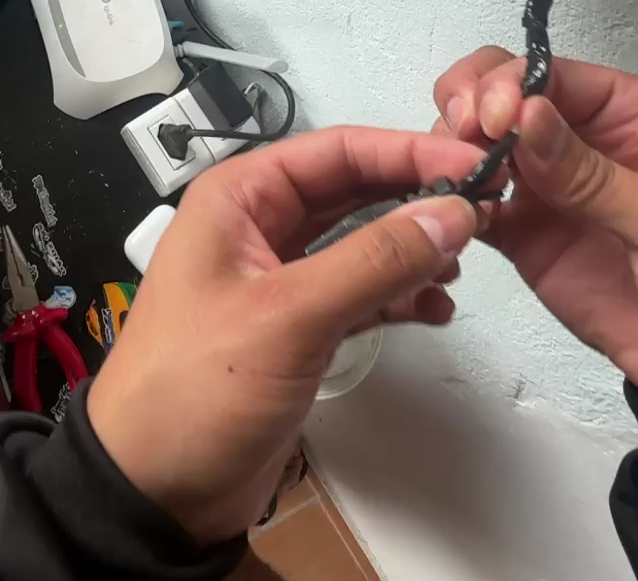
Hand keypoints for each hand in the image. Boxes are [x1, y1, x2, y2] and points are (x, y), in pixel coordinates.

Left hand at [87, 127, 485, 542]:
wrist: (156, 486)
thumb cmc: (197, 386)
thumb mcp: (290, 314)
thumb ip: (375, 260)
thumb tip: (451, 212)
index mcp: (239, 198)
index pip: (335, 150)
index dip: (405, 151)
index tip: (471, 162)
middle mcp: (257, 225)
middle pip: (350, 190)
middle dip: (413, 199)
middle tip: (482, 212)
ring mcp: (277, 276)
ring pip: (358, 241)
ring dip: (409, 250)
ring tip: (456, 269)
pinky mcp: (294, 324)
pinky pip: (356, 290)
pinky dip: (395, 295)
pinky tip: (431, 309)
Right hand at [433, 47, 637, 418]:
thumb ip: (599, 178)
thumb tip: (523, 115)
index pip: (556, 74)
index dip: (512, 83)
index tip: (491, 118)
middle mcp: (587, 143)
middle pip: (505, 93)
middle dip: (470, 102)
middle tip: (460, 137)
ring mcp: (550, 190)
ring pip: (478, 141)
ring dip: (452, 148)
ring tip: (454, 179)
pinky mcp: (525, 235)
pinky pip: (473, 202)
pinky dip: (451, 199)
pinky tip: (450, 212)